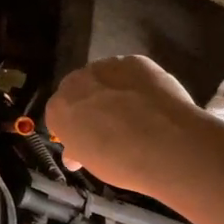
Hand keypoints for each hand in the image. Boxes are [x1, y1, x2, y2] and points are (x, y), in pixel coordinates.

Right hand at [44, 56, 197, 194]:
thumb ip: (79, 151)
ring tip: (136, 110)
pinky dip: (138, 83)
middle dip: (91, 103)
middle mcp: (75, 81)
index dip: (74, 127)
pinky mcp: (135, 60)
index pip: (59, 115)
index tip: (88, 138)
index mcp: (57, 109)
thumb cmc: (120, 162)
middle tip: (111, 124)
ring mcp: (105, 66)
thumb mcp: (92, 163)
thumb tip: (74, 154)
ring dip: (114, 90)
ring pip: (105, 77)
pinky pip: (132, 72)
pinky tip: (151, 100)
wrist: (166, 144)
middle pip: (79, 89)